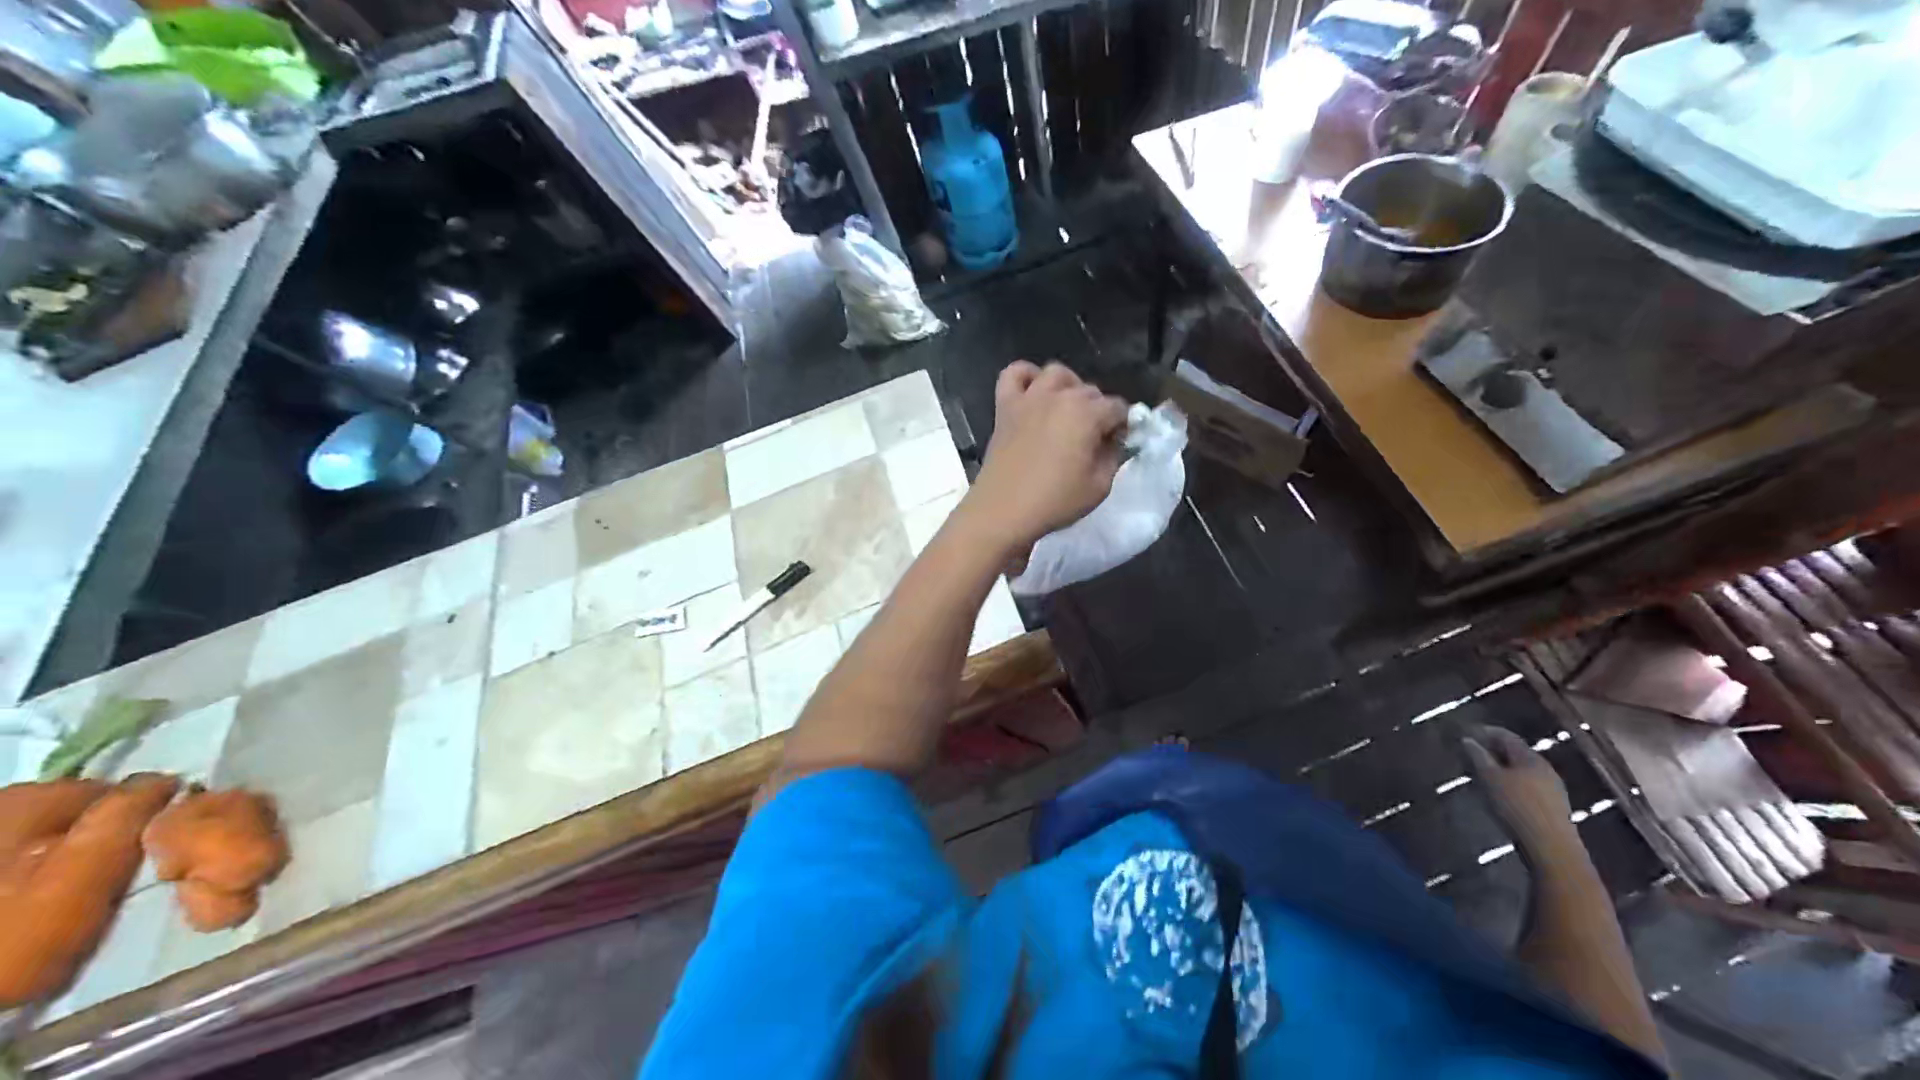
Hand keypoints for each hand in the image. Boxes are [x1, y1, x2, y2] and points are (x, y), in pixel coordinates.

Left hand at [962, 362, 1128, 556]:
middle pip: (1089, 390)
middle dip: (1098, 410)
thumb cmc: (1055, 501)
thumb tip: (1113, 440)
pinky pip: (1014, 373)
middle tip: (1093, 438)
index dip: (1122, 425)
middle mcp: (1059, 396)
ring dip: (1068, 387)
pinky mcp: (1005, 405)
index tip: (1117, 443)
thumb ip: (1113, 456)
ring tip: (1068, 411)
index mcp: (1087, 414)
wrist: (1003, 510)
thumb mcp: (1100, 486)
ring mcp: (1029, 397)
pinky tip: (1033, 393)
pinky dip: (1026, 376)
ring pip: (1056, 374)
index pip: (1118, 407)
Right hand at [1462, 725, 1583, 869]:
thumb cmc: (1517, 807)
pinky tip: (1499, 791)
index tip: (1465, 732)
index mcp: (1531, 758)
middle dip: (1492, 749)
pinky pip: (1527, 784)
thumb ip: (1478, 757)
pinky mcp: (1553, 805)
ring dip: (1501, 767)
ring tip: (1480, 772)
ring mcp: (1552, 787)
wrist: (1552, 847)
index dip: (1485, 731)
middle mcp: (1545, 768)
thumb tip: (1468, 739)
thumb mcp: (1490, 779)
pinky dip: (1510, 780)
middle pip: (1515, 752)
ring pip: (1521, 769)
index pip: (1506, 736)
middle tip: (1470, 753)